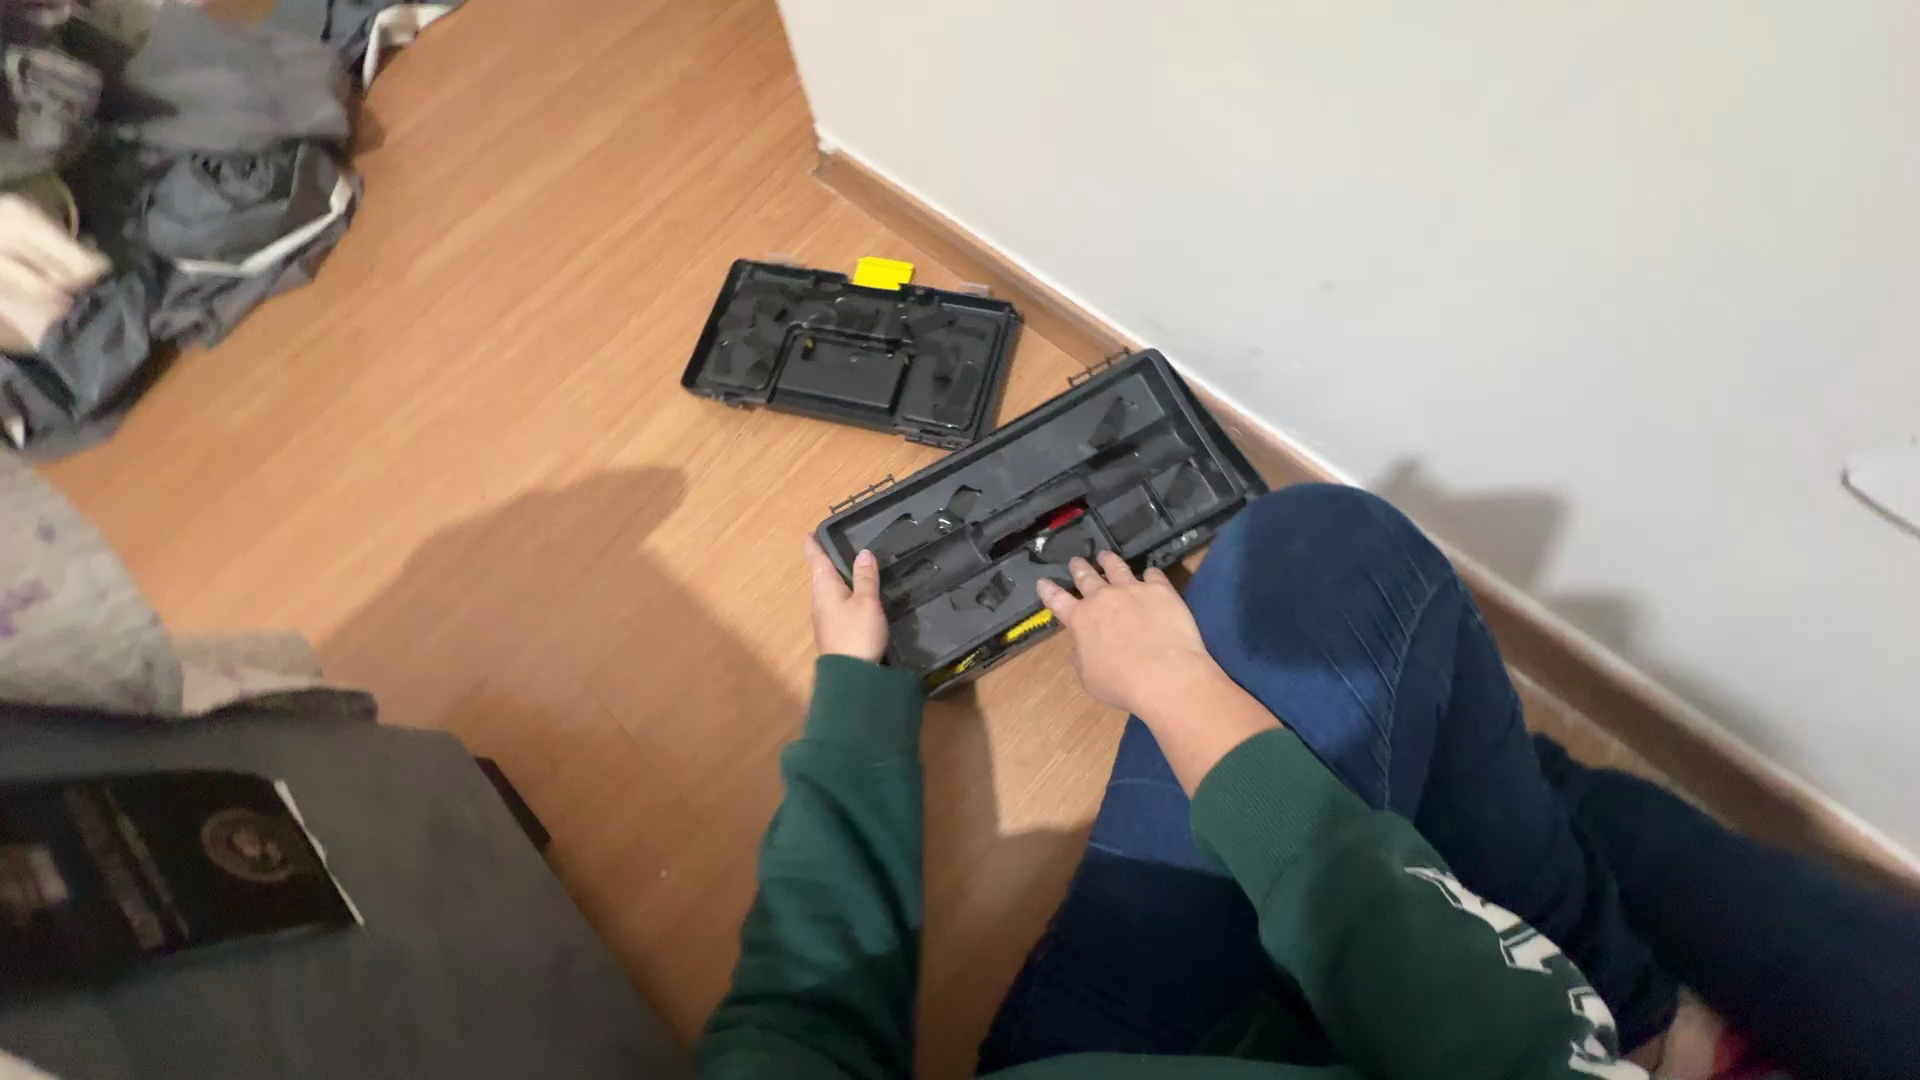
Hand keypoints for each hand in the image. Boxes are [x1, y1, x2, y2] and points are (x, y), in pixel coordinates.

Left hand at [804, 534, 888, 662]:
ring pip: (827, 592)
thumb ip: (865, 577)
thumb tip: (863, 553)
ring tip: (842, 569)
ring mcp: (824, 620)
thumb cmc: (857, 632)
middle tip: (829, 548)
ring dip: (832, 579)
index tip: (807, 534)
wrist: (850, 676)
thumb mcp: (867, 602)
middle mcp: (820, 602)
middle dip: (823, 562)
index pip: (817, 561)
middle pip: (820, 577)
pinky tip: (850, 598)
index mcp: (825, 589)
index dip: (813, 547)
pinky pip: (835, 606)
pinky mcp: (833, 634)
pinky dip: (840, 595)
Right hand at [1035, 552, 1222, 715]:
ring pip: (1117, 568)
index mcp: (1081, 619)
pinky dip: (1150, 574)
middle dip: (1079, 568)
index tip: (1043, 581)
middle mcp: (1103, 598)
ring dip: (1109, 561)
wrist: (1164, 675)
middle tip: (1076, 561)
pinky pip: (1153, 575)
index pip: (1058, 600)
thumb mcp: (1089, 679)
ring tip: (1105, 555)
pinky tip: (1151, 573)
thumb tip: (1079, 649)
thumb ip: (1081, 659)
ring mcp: (1132, 590)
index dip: (1048, 590)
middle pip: (1086, 577)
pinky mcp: (1160, 590)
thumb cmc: (1121, 683)